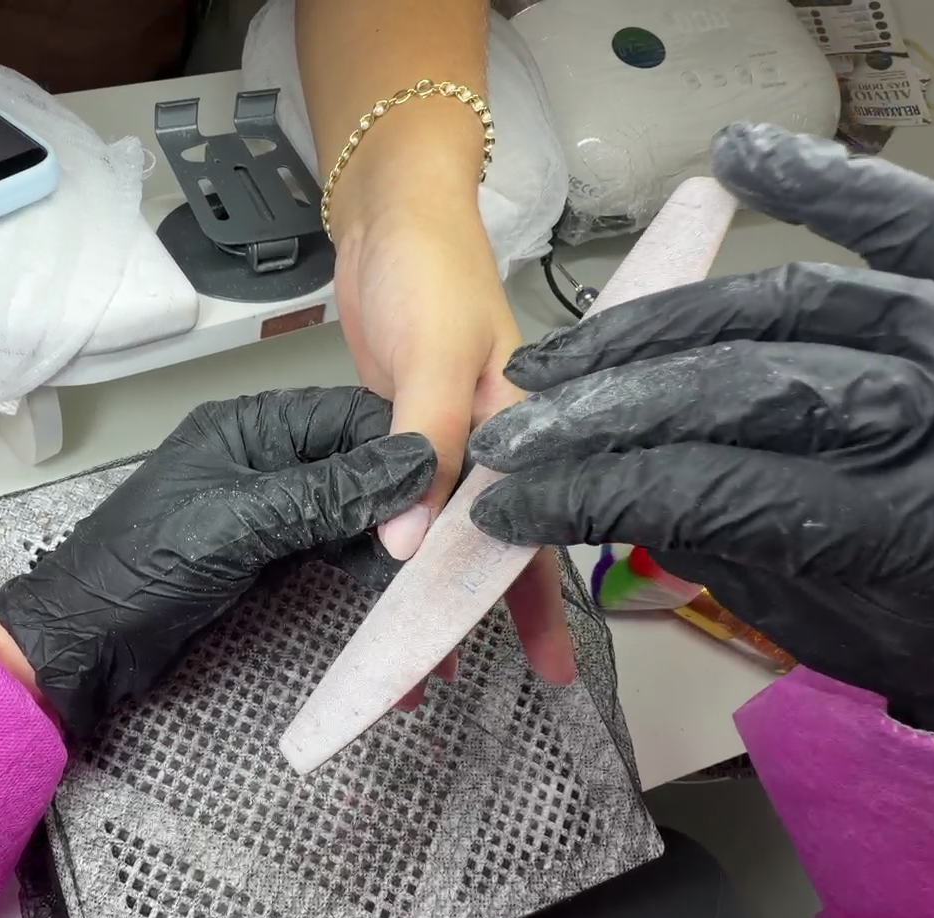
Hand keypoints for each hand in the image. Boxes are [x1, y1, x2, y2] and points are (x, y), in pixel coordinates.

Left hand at [0, 388, 435, 740]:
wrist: (87, 635)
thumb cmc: (148, 565)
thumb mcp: (240, 522)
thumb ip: (327, 492)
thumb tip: (416, 462)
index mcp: (254, 426)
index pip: (353, 420)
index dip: (410, 453)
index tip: (464, 495)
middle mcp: (267, 456)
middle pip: (358, 469)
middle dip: (406, 512)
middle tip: (456, 558)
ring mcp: (268, 506)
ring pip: (348, 514)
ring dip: (388, 553)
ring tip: (431, 595)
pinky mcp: (266, 550)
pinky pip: (327, 549)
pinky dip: (358, 574)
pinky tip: (390, 602)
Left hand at [331, 165, 574, 686]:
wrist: (388, 224)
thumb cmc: (429, 276)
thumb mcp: (438, 357)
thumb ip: (425, 446)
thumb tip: (409, 546)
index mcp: (524, 431)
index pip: (531, 526)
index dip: (531, 595)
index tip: (545, 662)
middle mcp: (491, 445)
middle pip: (490, 541)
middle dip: (478, 609)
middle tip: (454, 678)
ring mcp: (444, 441)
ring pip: (443, 528)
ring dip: (430, 583)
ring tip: (417, 649)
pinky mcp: (401, 435)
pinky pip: (403, 501)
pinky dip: (396, 540)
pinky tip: (388, 577)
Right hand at [468, 123, 933, 742]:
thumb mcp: (824, 625)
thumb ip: (718, 546)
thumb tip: (610, 492)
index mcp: (918, 523)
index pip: (709, 488)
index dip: (590, 495)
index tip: (508, 505)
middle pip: (732, 388)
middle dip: (599, 413)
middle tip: (512, 438)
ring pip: (779, 306)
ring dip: (646, 329)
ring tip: (554, 361)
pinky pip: (911, 223)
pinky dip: (824, 185)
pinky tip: (738, 162)